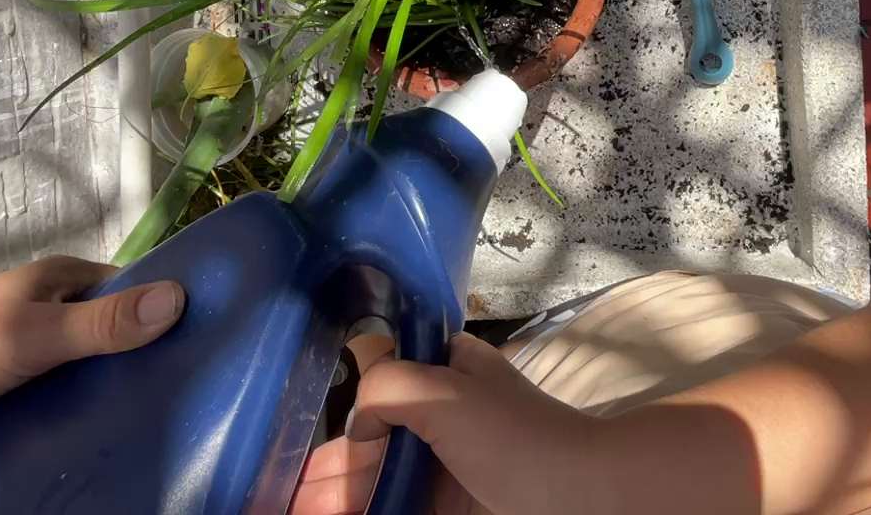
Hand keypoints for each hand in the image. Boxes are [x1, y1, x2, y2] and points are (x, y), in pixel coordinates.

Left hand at [0, 255, 184, 456]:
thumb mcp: (34, 331)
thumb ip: (103, 322)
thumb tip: (181, 298)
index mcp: (60, 279)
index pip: (130, 287)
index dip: (162, 306)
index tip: (202, 335)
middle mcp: (50, 313)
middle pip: (114, 331)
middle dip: (141, 355)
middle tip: (183, 385)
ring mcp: (32, 358)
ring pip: (91, 370)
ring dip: (112, 390)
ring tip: (154, 414)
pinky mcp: (15, 399)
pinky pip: (65, 402)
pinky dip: (84, 415)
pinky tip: (106, 433)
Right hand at [291, 333, 611, 514]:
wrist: (578, 498)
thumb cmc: (512, 437)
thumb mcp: (445, 391)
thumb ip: (389, 385)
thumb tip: (358, 419)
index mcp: (450, 369)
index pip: (384, 381)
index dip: (346, 416)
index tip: (305, 451)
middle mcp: (448, 411)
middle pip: (377, 439)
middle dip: (332, 471)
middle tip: (291, 502)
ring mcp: (452, 462)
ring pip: (385, 477)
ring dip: (344, 496)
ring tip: (302, 512)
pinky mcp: (455, 504)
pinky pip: (403, 502)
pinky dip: (373, 507)